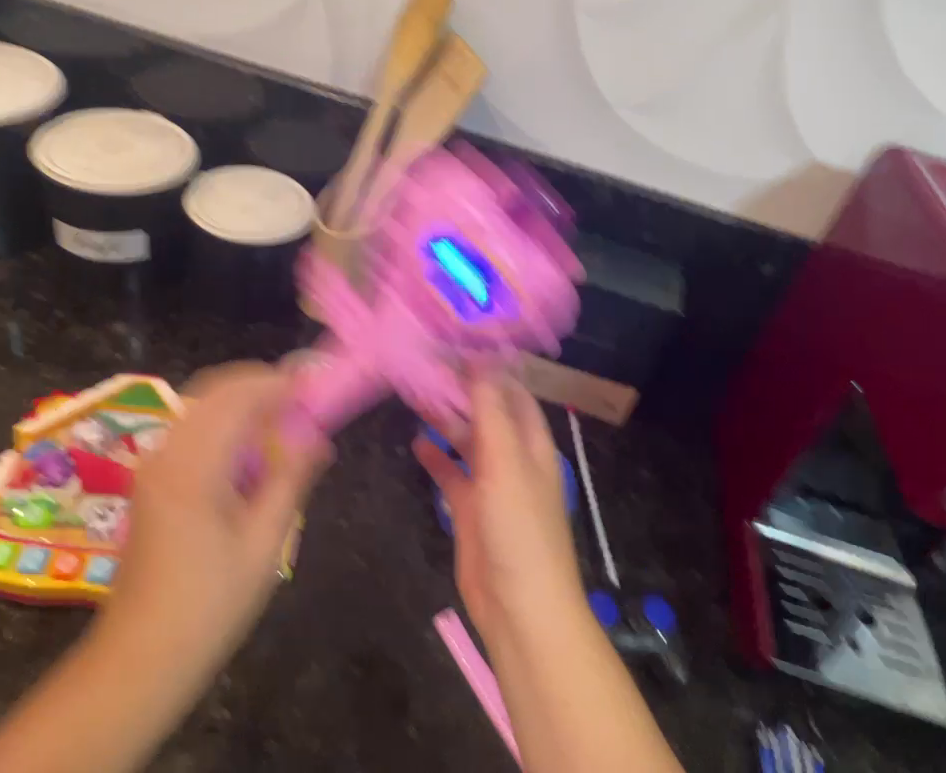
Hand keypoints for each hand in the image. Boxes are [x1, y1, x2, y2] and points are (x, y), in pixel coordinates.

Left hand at [94, 361, 332, 676]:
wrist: (141, 655)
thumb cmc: (210, 605)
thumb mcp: (264, 544)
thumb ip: (289, 480)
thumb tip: (316, 437)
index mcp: (193, 466)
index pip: (239, 396)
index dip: (279, 383)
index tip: (316, 388)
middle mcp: (166, 453)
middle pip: (216, 391)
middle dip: (261, 387)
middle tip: (304, 404)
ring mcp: (152, 466)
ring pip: (202, 408)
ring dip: (242, 405)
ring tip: (284, 427)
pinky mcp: (150, 482)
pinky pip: (191, 431)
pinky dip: (224, 425)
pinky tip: (250, 455)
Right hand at [413, 372, 582, 640]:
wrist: (519, 608)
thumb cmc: (519, 529)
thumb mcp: (506, 462)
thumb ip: (491, 410)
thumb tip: (482, 356)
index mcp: (532, 443)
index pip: (512, 391)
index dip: (489, 366)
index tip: (456, 338)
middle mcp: (513, 457)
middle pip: (487, 412)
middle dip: (460, 388)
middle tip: (422, 360)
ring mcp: (491, 485)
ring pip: (467, 441)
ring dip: (446, 418)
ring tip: (413, 390)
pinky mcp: (469, 511)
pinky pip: (452, 474)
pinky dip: (436, 457)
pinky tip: (416, 441)